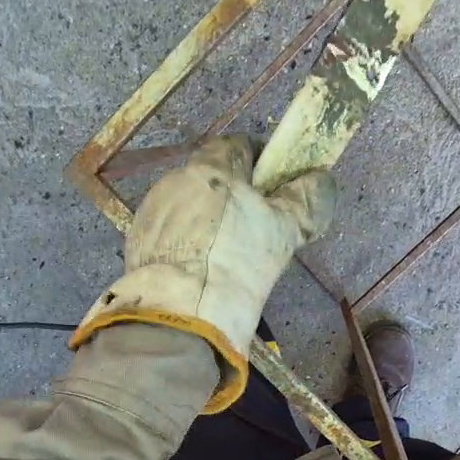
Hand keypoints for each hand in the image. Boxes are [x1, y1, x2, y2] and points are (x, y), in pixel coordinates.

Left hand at [72, 136, 335, 412]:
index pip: (238, 147)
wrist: (183, 313)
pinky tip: (198, 272)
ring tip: (223, 257)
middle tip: (253, 229)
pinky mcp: (138, 242)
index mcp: (213, 169)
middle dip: (232, 196)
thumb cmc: (239, 264)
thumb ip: (304, 201)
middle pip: (211, 178)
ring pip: (188, 206)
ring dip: (206, 221)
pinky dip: (185, 245)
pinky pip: (169, 235)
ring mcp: (153, 211)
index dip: (260, 162)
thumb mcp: (284, 231)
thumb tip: (321, 179)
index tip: (274, 187)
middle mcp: (176, 180)